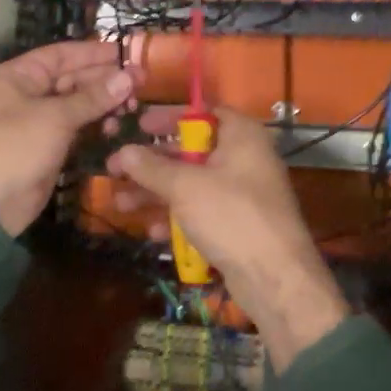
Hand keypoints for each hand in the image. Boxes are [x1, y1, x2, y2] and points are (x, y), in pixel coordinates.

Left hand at [0, 42, 141, 235]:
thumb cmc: (16, 147)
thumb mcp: (55, 117)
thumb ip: (93, 97)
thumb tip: (128, 77)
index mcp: (20, 75)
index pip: (62, 54)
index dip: (95, 53)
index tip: (127, 54)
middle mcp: (29, 92)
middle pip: (73, 78)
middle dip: (105, 80)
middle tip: (141, 81)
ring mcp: (40, 119)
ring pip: (78, 103)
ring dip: (104, 103)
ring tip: (133, 106)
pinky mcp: (50, 144)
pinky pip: (78, 126)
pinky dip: (96, 124)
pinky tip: (117, 125)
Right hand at [107, 106, 348, 369]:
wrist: (275, 277)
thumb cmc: (231, 215)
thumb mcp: (184, 186)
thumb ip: (151, 167)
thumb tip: (122, 151)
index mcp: (241, 135)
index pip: (202, 112)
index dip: (169, 117)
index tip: (139, 125)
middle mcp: (244, 158)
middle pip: (191, 151)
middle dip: (152, 163)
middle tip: (115, 169)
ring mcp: (242, 193)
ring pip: (191, 184)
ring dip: (156, 193)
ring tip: (119, 204)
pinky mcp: (237, 224)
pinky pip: (201, 211)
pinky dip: (177, 217)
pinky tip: (151, 232)